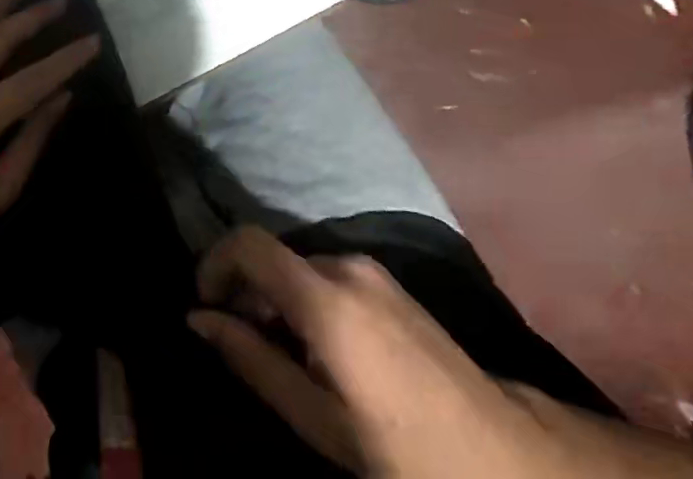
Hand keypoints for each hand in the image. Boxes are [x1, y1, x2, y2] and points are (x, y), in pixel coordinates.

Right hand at [189, 227, 544, 477]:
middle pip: (274, 256)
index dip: (214, 263)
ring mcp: (373, 269)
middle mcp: (347, 265)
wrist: (493, 448)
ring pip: (300, 266)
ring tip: (276, 353)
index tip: (203, 306)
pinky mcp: (388, 281)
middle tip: (237, 343)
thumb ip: (251, 359)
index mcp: (326, 297)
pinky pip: (328, 274)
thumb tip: (199, 319)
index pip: (249, 244)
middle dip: (244, 290)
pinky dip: (304, 297)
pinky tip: (314, 346)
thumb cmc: (395, 443)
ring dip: (274, 296)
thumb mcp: (313, 415)